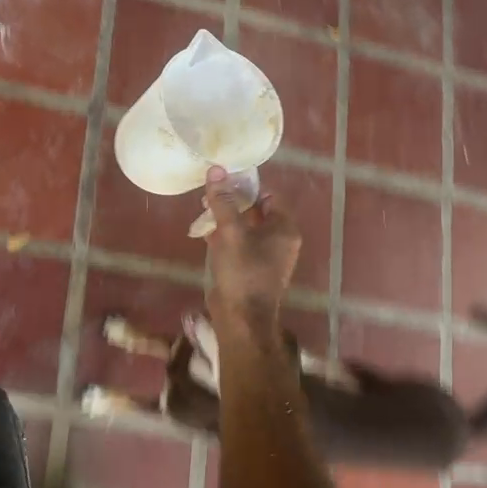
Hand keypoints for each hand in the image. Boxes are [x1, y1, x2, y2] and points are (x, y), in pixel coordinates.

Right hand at [202, 166, 299, 338]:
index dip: (247, 185)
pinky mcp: (250, 267)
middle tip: (208, 195)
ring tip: (202, 211)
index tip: (223, 180)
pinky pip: (238, 242)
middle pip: (256, 210)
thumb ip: (223, 201)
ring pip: (245, 226)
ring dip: (225, 218)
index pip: (269, 195)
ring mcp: (265, 255)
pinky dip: (223, 235)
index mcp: (284, 229)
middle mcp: (279, 240)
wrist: (241, 317)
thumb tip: (216, 169)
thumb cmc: (242, 272)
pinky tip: (203, 232)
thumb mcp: (230, 233)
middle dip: (232, 201)